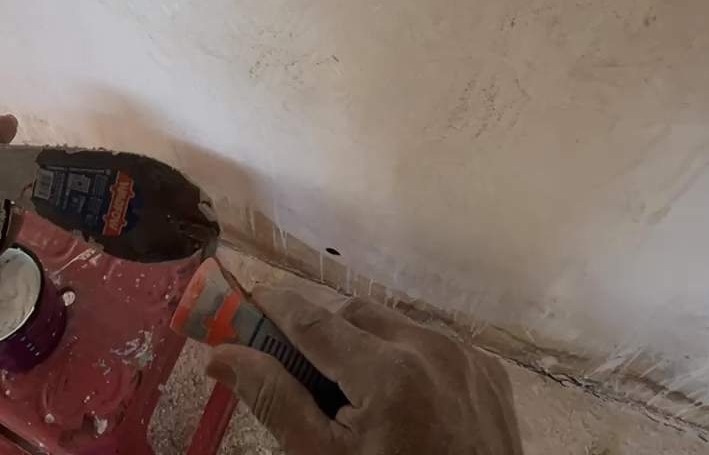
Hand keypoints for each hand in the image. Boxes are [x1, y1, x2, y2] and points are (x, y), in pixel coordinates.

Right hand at [207, 290, 520, 454]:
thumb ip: (274, 399)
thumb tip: (221, 353)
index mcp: (387, 372)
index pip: (312, 318)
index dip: (276, 308)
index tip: (248, 307)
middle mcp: (429, 347)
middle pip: (353, 314)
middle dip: (321, 332)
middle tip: (300, 368)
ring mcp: (465, 356)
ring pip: (392, 323)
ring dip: (364, 342)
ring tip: (354, 392)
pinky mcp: (487, 370)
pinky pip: (430, 342)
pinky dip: (406, 356)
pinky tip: (400, 398)